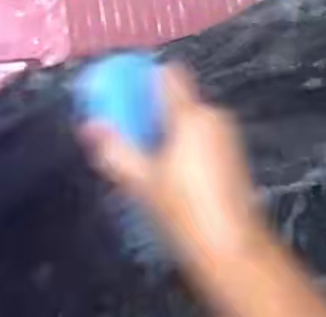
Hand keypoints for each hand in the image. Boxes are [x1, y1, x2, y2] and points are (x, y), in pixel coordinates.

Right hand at [80, 64, 267, 262]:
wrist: (233, 251)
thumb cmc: (185, 212)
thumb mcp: (142, 183)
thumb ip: (116, 150)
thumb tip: (90, 125)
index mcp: (189, 114)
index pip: (168, 73)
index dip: (146, 78)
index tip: (127, 96)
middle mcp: (211, 114)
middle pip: (177, 98)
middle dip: (154, 112)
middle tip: (133, 138)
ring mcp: (227, 133)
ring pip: (191, 118)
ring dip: (171, 130)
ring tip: (152, 163)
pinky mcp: (235, 153)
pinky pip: (205, 134)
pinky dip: (189, 145)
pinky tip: (177, 176)